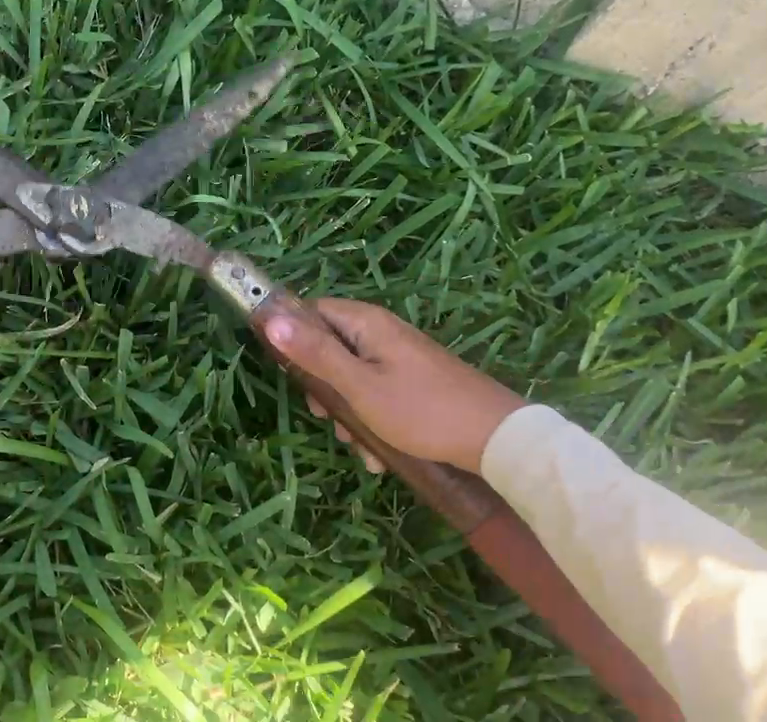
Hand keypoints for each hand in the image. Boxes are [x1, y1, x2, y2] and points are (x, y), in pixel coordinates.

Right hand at [261, 299, 525, 473]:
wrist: (497, 439)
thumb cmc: (421, 410)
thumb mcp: (359, 386)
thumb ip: (315, 353)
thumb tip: (270, 319)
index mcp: (367, 323)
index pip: (312, 311)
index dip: (294, 338)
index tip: (293, 376)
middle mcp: (383, 333)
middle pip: (331, 348)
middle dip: (324, 389)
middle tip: (327, 419)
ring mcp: (401, 358)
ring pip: (354, 378)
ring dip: (349, 414)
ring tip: (361, 448)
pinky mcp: (416, 383)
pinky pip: (379, 395)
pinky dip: (374, 422)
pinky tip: (380, 455)